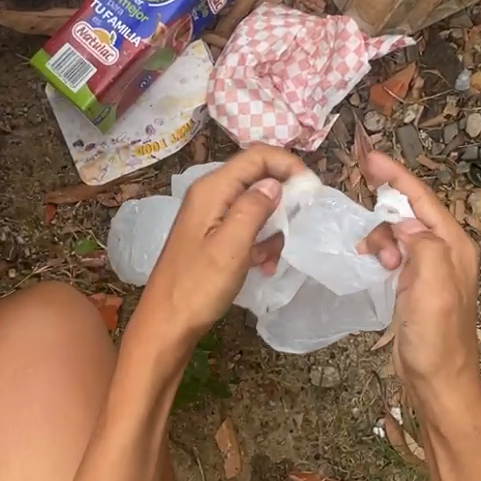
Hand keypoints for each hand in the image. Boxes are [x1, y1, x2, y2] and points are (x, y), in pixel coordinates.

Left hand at [127, 145, 309, 364]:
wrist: (167, 324)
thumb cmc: (197, 287)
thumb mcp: (232, 246)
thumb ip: (254, 208)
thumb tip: (275, 183)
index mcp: (212, 189)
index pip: (257, 156)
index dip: (288, 165)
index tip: (312, 190)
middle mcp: (210, 196)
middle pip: (257, 178)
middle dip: (283, 200)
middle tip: (298, 228)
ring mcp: (210, 217)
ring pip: (256, 206)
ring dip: (273, 227)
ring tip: (273, 257)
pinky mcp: (213, 237)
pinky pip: (246, 228)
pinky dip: (260, 242)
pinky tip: (263, 266)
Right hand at [359, 152, 480, 419]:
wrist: (438, 383)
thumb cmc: (437, 338)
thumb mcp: (433, 286)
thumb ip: (423, 244)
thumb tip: (404, 222)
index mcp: (454, 246)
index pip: (423, 198)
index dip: (396, 175)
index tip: (368, 158)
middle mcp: (447, 252)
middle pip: (411, 211)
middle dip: (385, 211)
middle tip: (364, 231)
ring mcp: (433, 269)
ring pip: (400, 233)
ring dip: (382, 238)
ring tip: (374, 259)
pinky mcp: (418, 285)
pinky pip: (397, 253)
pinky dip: (383, 252)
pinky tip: (375, 265)